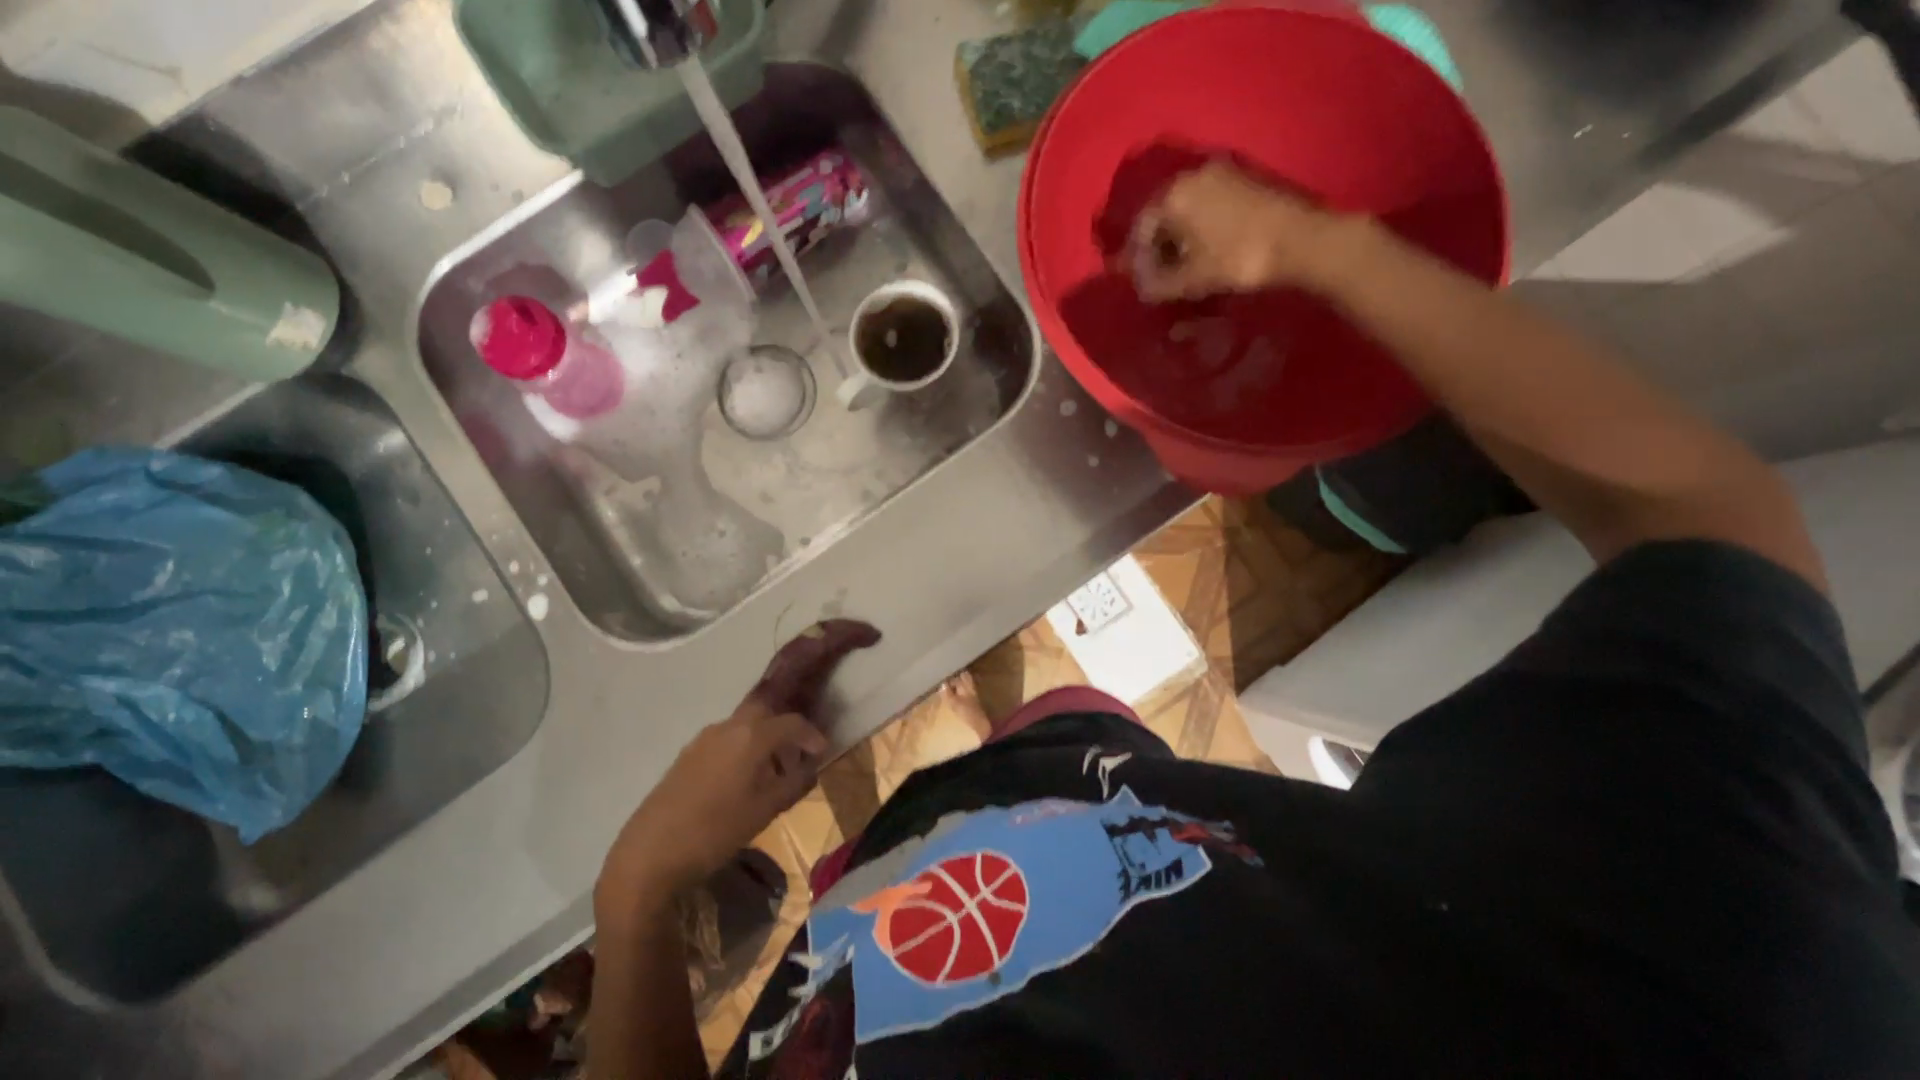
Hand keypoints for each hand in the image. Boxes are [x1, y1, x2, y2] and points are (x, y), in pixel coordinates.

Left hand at [596, 619, 880, 916]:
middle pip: (766, 709)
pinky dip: (746, 750)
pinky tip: (748, 779)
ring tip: (778, 768)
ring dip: (767, 739)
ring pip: (746, 726)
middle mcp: (728, 726)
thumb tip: (810, 766)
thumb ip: (794, 783)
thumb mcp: (766, 810)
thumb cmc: (716, 830)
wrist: (650, 853)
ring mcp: (703, 739)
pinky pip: (728, 741)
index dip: (813, 735)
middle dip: (788, 723)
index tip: (823, 751)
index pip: (793, 723)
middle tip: (803, 745)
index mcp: (751, 735)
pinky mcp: (688, 756)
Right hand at [1127, 160, 1357, 300]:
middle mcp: (1193, 174)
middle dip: (1158, 244)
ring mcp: (1224, 172)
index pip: (1141, 227)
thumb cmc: (1238, 259)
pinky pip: (1212, 202)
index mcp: (1173, 195)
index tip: (1137, 281)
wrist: (1302, 241)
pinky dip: (1204, 224)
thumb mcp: (1192, 279)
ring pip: (1189, 206)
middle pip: (1164, 212)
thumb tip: (1142, 289)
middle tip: (1158, 272)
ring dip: (1181, 234)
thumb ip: (1159, 284)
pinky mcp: (1249, 178)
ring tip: (1183, 262)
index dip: (1136, 257)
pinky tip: (1209, 246)